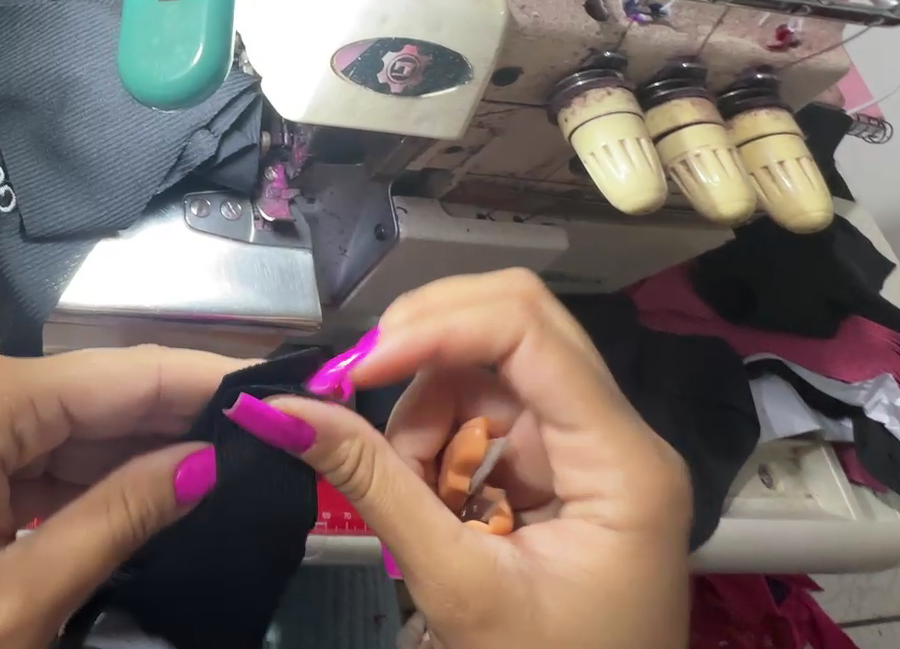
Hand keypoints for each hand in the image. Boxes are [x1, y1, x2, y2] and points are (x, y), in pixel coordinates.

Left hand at [0, 347, 241, 648]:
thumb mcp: (16, 599)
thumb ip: (119, 519)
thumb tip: (204, 463)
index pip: (132, 371)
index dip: (211, 382)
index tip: (286, 392)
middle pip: (108, 391)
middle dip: (184, 419)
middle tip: (271, 443)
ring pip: (80, 426)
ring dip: (145, 454)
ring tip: (232, 471)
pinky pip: (45, 456)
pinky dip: (96, 481)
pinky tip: (154, 500)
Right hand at [241, 270, 692, 648]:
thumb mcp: (456, 583)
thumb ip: (371, 483)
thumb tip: (277, 410)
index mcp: (621, 460)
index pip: (526, 331)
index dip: (433, 328)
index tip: (357, 372)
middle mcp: (612, 427)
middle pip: (511, 316)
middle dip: (422, 340)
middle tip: (358, 384)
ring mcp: (582, 435)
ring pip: (480, 356)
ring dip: (422, 402)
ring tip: (411, 486)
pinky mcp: (552, 450)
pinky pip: (475, 396)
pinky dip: (431, 427)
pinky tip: (431, 487)